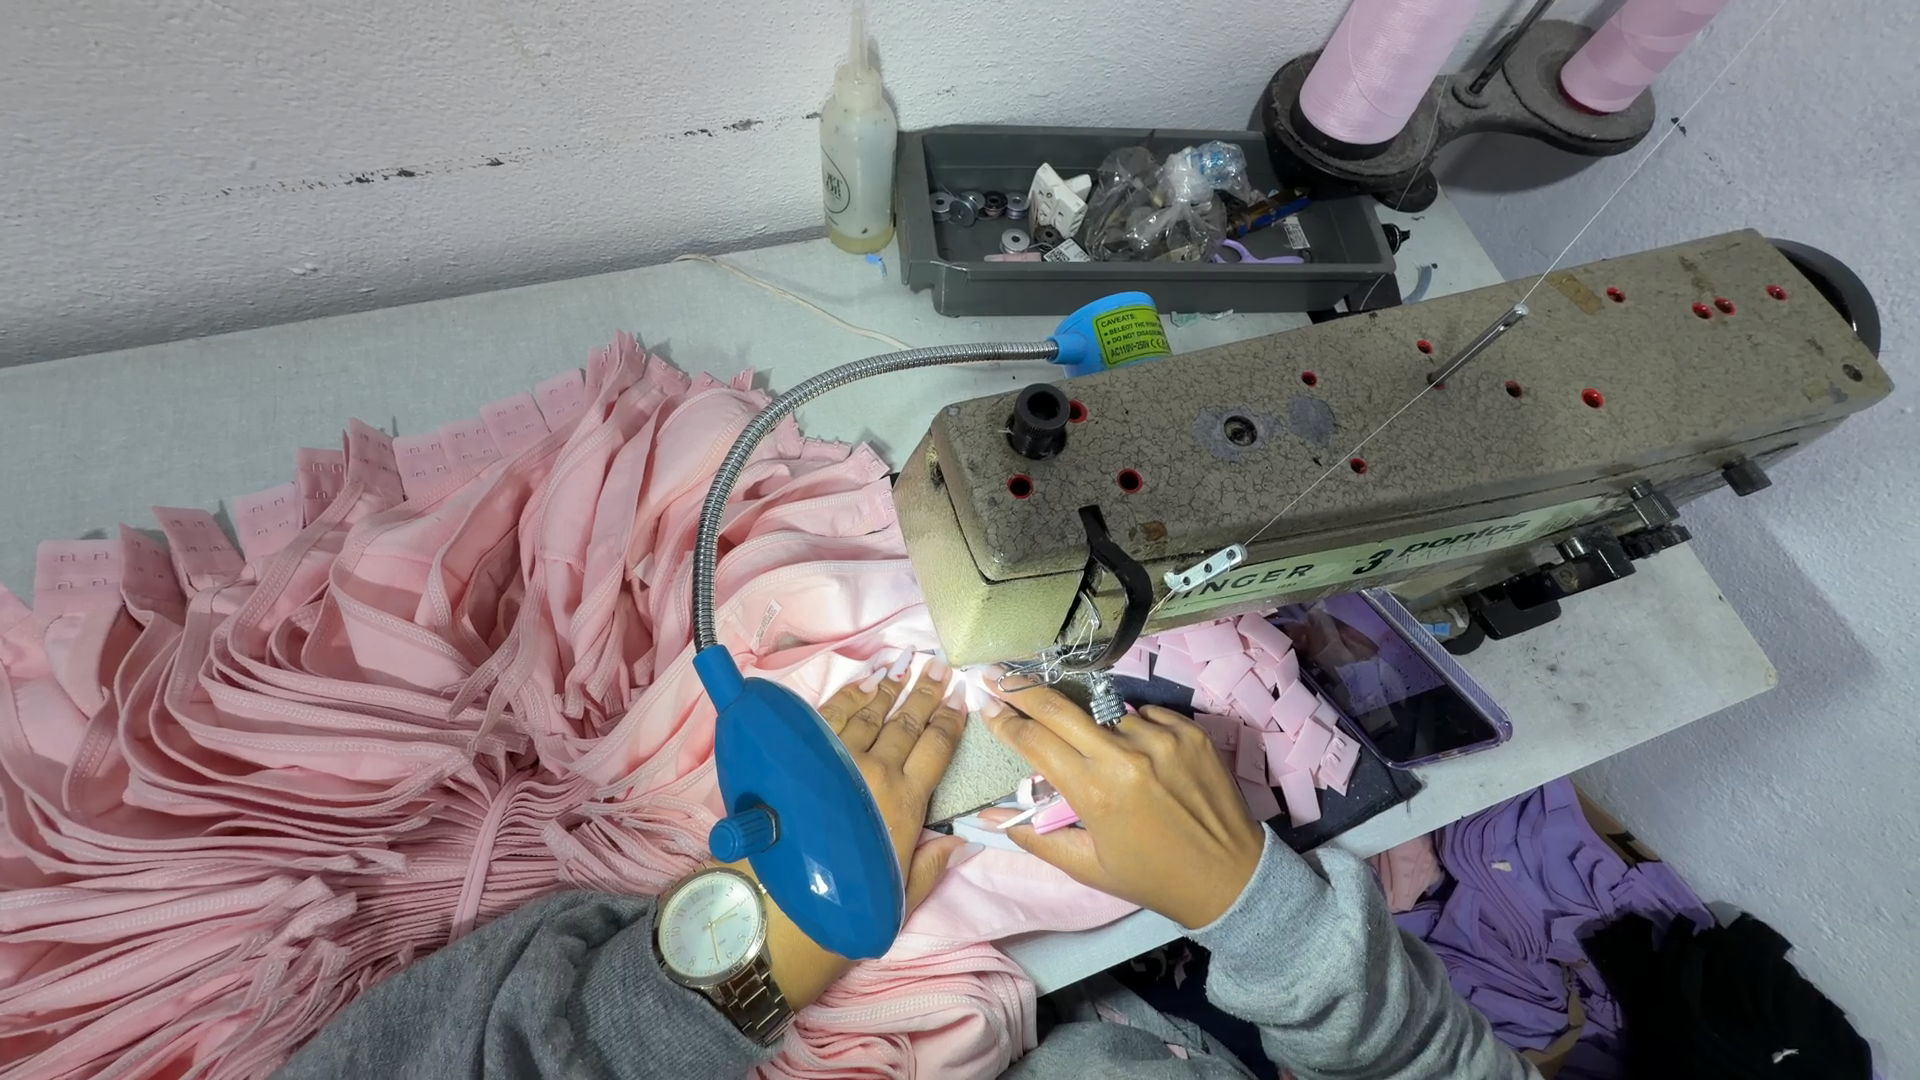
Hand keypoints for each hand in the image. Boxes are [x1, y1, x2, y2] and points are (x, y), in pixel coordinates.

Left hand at [739, 658, 968, 1007]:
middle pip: (907, 722)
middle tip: (939, 667)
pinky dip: (850, 695)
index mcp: (904, 802)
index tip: (960, 697)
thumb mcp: (900, 899)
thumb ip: (930, 866)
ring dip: (891, 687)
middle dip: (925, 692)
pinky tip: (865, 682)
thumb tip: (957, 840)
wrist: (776, 914)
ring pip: (871, 713)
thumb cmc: (845, 908)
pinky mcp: (806, 759)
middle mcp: (875, 773)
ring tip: (907, 667)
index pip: (936, 748)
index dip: (950, 720)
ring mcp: (838, 761)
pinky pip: (832, 716)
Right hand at [976, 681, 1264, 928]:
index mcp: (1093, 792)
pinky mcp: (1188, 729)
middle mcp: (1123, 756)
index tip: (985, 704)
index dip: (1004, 720)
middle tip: (1000, 676)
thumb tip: (991, 817)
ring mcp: (1159, 737)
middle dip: (1022, 689)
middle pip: (1057, 707)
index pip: (1034, 741)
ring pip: (1103, 715)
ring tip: (1114, 763)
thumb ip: (1036, 837)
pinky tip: (1146, 758)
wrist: (1230, 878)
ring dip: (1094, 730)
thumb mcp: (1088, 868)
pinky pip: (1143, 715)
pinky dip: (1134, 730)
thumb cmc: (1152, 876)